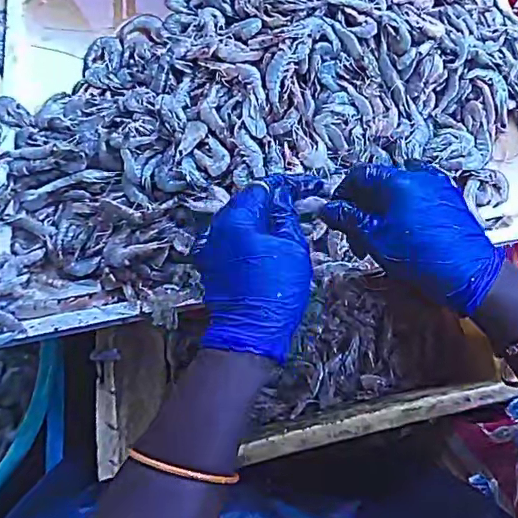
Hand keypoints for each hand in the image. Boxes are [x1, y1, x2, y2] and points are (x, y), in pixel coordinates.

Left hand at [195, 176, 312, 362]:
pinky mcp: (211, 266)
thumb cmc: (274, 291)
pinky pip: (232, 241)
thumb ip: (285, 216)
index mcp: (235, 218)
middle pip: (247, 203)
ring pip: (239, 223)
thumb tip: (283, 198)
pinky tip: (268, 245)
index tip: (307, 187)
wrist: (250, 332)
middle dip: (273, 202)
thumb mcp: (291, 247)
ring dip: (261, 221)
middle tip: (299, 204)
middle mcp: (216, 229)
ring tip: (286, 225)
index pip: (262, 188)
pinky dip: (250, 238)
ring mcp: (210, 248)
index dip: (287, 186)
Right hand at [324, 163, 502, 314]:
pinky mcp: (450, 202)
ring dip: (380, 213)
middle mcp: (419, 175)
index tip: (336, 217)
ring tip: (377, 242)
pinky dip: (401, 215)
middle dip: (360, 208)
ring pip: (397, 194)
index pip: (359, 174)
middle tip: (355, 237)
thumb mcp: (375, 238)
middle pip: (378, 184)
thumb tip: (326, 208)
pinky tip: (401, 239)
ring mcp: (438, 187)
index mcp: (398, 179)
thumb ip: (348, 219)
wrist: (471, 274)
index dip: (342, 195)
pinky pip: (416, 201)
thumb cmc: (419, 255)